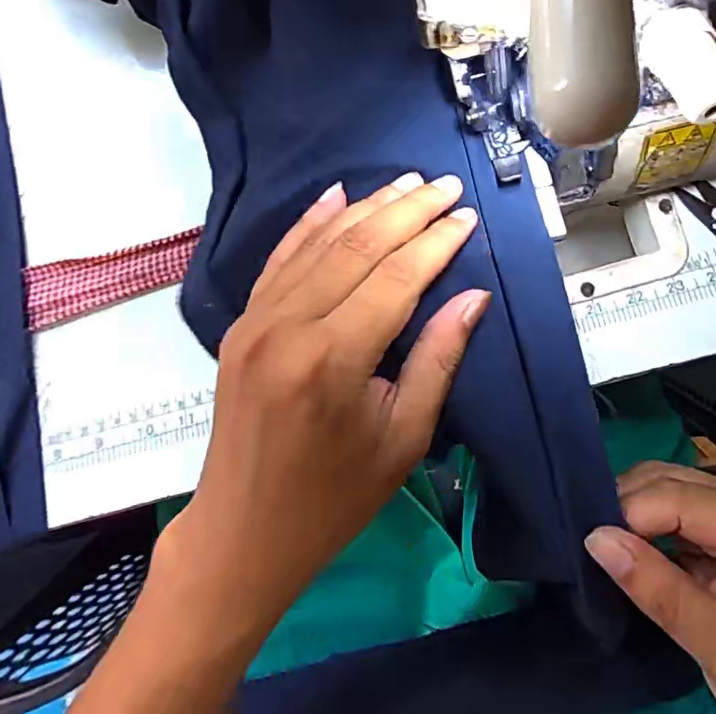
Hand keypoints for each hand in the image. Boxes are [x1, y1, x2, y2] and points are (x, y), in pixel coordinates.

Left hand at [76, 172, 487, 712]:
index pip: (397, 277)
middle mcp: (288, 326)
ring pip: (321, 242)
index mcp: (332, 359)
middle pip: (359, 246)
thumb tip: (473, 296)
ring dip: (368, 206)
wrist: (242, 533)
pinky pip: (280, 257)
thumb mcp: (403, 438)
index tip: (467, 216)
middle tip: (446, 185)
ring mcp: (256, 320)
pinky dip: (311, 222)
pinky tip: (337, 194)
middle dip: (409, 210)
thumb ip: (438, 358)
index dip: (436, 241)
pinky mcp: (241, 322)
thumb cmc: (334, 497)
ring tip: (408, 182)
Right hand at [583, 462, 715, 713]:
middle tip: (591, 549)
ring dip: (630, 514)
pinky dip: (644, 525)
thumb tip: (596, 539)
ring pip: (663, 486)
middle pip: (666, 481)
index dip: (626, 516)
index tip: (589, 549)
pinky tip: (628, 551)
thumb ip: (661, 593)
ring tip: (605, 550)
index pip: (673, 497)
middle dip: (624, 509)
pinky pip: (671, 507)